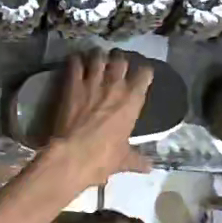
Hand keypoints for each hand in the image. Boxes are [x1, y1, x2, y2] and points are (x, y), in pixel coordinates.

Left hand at [42, 51, 153, 189]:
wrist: (73, 156)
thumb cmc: (103, 158)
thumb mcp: (124, 159)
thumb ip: (137, 159)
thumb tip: (149, 167)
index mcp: (132, 101)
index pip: (145, 75)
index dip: (144, 73)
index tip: (142, 74)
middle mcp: (115, 86)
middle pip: (121, 60)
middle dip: (119, 59)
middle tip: (116, 62)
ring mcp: (92, 82)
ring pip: (98, 57)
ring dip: (98, 56)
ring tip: (96, 56)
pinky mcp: (72, 85)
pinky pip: (75, 64)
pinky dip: (76, 60)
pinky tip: (75, 60)